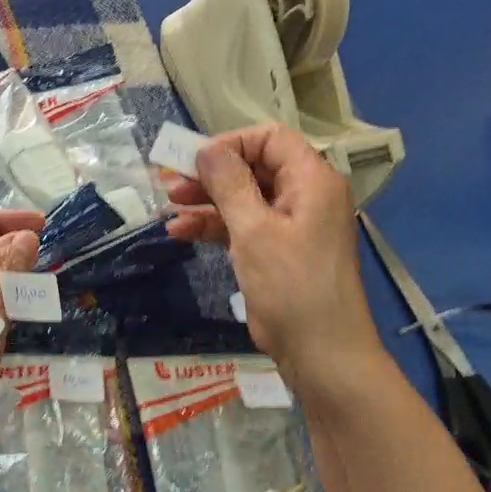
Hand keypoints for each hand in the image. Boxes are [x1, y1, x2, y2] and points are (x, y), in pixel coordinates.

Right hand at [163, 123, 382, 377]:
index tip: (193, 160)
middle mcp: (305, 196)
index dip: (230, 144)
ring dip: (206, 201)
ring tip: (169, 209)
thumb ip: (229, 184)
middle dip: (210, 174)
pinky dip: (213, 227)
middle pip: (253, 168)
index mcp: (312, 181)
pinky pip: (242, 226)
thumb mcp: (254, 229)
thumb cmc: (291, 285)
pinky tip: (181, 232)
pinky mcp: (277, 252)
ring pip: (243, 198)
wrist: (321, 352)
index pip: (270, 139)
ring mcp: (291, 226)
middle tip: (169, 184)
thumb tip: (206, 149)